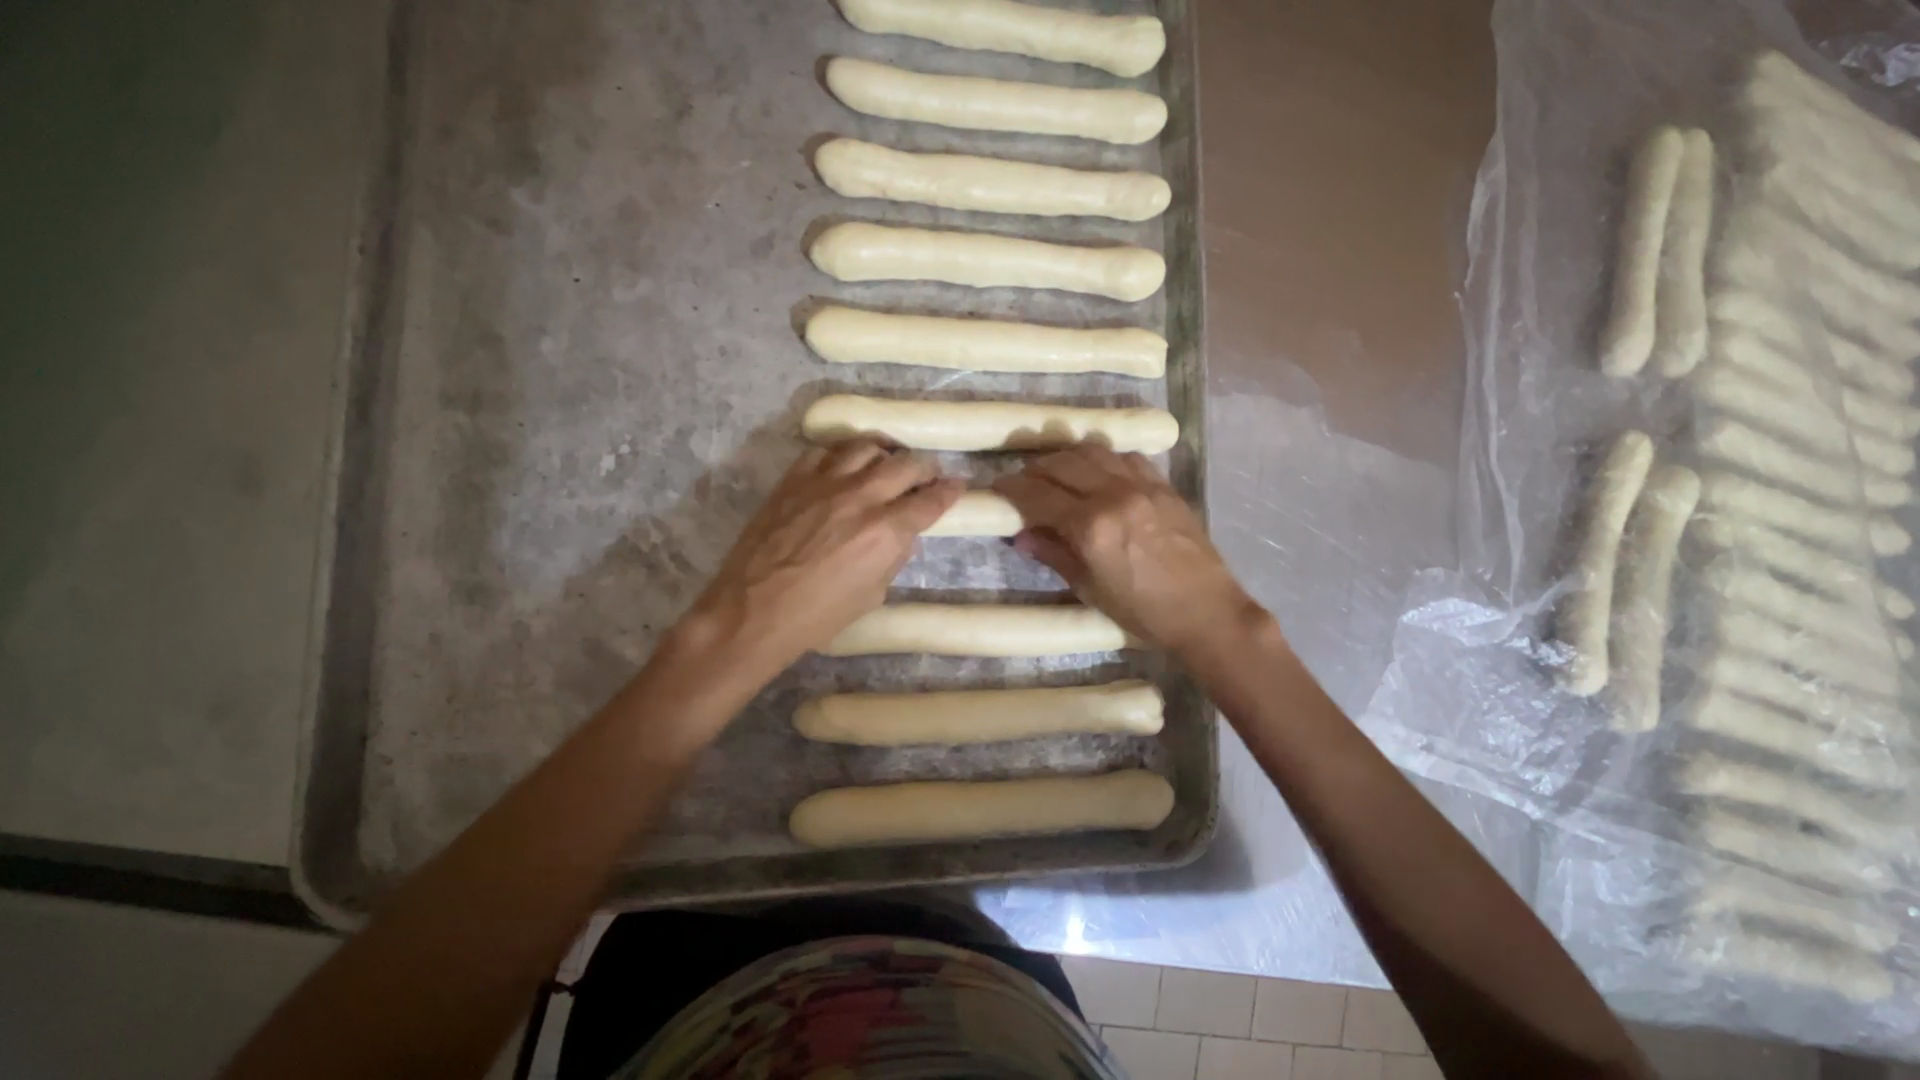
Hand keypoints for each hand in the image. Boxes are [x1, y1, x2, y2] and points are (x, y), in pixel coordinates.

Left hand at [681, 440, 961, 676]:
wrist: (754, 610)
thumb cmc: (817, 616)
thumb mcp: (872, 595)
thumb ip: (893, 558)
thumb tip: (904, 536)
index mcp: (886, 531)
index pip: (930, 500)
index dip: (949, 491)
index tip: (957, 485)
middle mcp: (862, 497)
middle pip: (905, 463)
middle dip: (924, 466)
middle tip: (927, 473)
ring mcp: (825, 482)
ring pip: (867, 446)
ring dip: (885, 452)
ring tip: (888, 460)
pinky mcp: (794, 479)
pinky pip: (826, 450)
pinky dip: (843, 453)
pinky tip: (845, 464)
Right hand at [994, 445, 1254, 654]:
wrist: (1205, 611)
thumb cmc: (1143, 611)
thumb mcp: (1090, 589)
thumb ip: (1054, 555)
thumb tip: (1022, 536)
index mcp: (1091, 526)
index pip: (1038, 495)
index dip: (1011, 489)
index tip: (997, 488)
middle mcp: (1114, 495)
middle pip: (1062, 465)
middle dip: (1035, 470)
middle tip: (1023, 483)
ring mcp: (1142, 485)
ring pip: (1093, 452)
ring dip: (1067, 458)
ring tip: (1056, 473)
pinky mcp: (1163, 485)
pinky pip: (1125, 457)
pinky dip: (1103, 460)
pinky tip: (1098, 473)